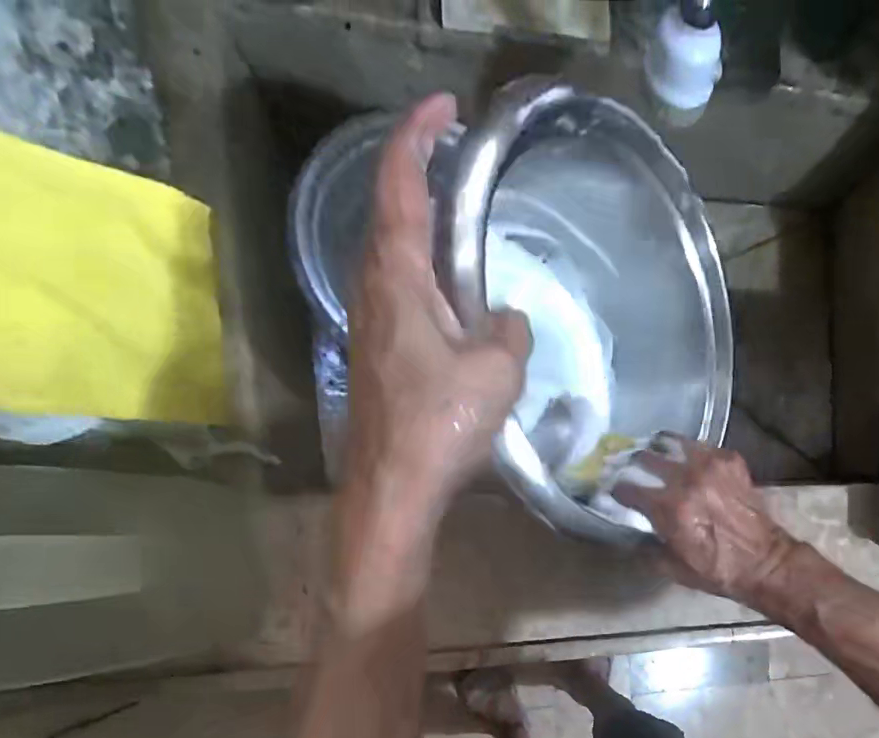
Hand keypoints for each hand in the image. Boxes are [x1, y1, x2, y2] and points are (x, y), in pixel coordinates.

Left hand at [346, 93, 531, 518]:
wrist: (394, 487)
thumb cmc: (441, 425)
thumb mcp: (496, 371)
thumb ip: (508, 330)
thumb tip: (506, 320)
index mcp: (397, 280)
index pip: (399, 186)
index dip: (416, 136)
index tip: (444, 108)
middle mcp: (374, 292)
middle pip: (388, 214)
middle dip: (416, 175)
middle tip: (455, 160)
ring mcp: (370, 326)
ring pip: (392, 257)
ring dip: (419, 227)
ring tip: (458, 222)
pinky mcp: (377, 356)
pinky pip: (400, 294)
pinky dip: (423, 273)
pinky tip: (451, 295)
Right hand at [612, 433, 805, 607]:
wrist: (764, 562)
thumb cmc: (715, 570)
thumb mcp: (671, 568)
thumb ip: (644, 547)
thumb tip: (630, 532)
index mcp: (668, 507)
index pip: (627, 487)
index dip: (617, 490)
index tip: (616, 493)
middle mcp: (687, 479)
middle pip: (646, 457)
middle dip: (634, 464)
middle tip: (632, 469)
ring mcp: (711, 465)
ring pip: (673, 442)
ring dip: (660, 449)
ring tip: (657, 455)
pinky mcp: (731, 460)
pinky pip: (701, 447)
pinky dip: (690, 452)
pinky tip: (689, 462)